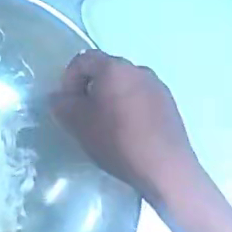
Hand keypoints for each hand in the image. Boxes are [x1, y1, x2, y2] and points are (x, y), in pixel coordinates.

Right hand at [50, 50, 204, 205]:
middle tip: (86, 113)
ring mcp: (158, 87)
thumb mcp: (77, 123)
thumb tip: (60, 98)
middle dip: (91, 88)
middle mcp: (137, 69)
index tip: (69, 103)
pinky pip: (142, 98)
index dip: (69, 78)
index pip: (82, 59)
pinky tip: (131, 132)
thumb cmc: (118, 141)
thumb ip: (61, 104)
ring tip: (109, 124)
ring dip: (112, 98)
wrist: (168, 172)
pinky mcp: (172, 106)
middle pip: (105, 70)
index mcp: (113, 67)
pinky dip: (131, 108)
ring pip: (125, 84)